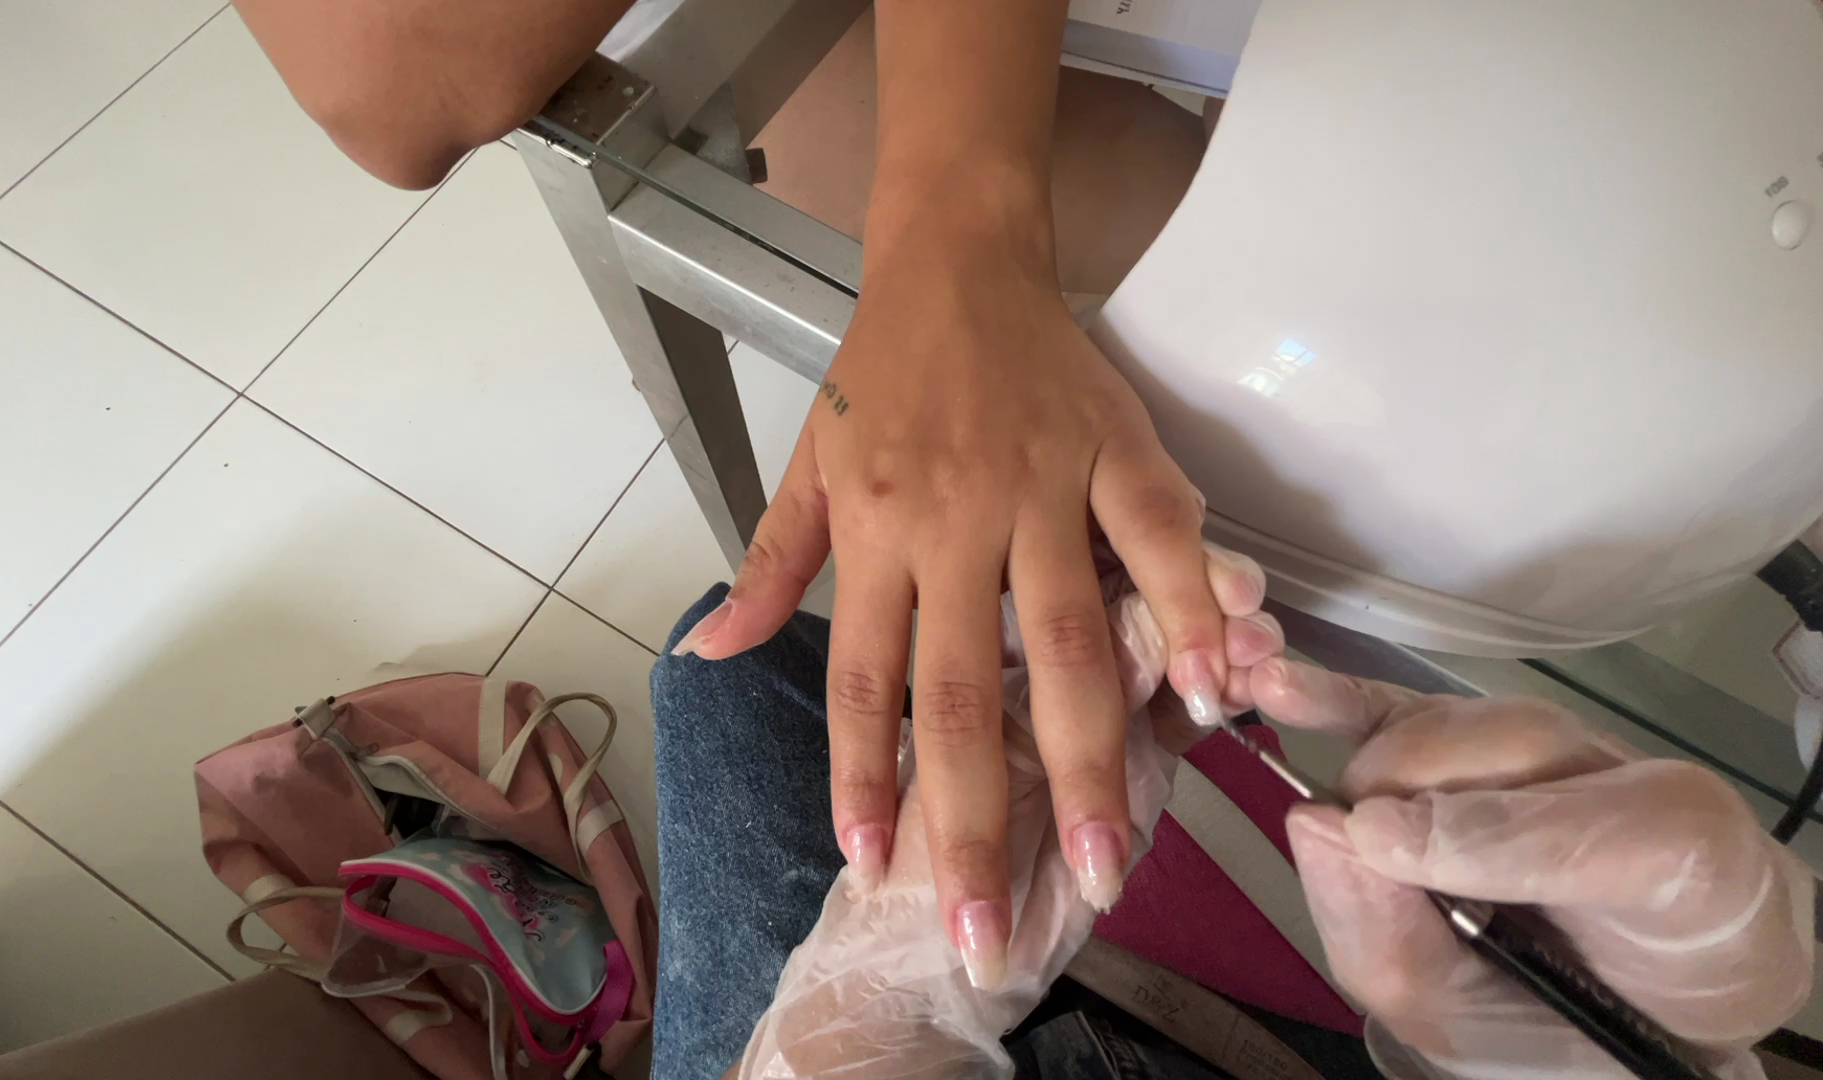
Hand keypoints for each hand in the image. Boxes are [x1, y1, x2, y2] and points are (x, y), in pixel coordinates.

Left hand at [673, 223, 1255, 984]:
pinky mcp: (1120, 451)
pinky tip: (1214, 703)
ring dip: (1091, 759)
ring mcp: (1047, 486)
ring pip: (1072, 638)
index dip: (865, 774)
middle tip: (989, 929)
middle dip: (976, 818)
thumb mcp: (806, 462)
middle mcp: (957, 519)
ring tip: (1103, 865)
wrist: (956, 265)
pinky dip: (1195, 621)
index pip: (865, 675)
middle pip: (968, 687)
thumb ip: (766, 563)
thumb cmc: (878, 372)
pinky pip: (1166, 546)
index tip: (873, 864)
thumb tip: (709, 652)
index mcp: (875, 525)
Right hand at [1252, 660, 1815, 1079]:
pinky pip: (1398, 697)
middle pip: (1515, 748)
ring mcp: (1553, 740)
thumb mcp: (1472, 1025)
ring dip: (1375, 770)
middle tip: (1370, 864)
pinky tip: (1279, 687)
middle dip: (1407, 798)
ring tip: (1357, 830)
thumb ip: (1396, 944)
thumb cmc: (1535, 1015)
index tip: (1377, 845)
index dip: (1493, 833)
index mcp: (1701, 889)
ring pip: (1451, 720)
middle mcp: (1636, 787)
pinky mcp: (1466, 721)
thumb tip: (1318, 825)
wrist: (1561, 986)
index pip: (1627, 834)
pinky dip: (1332, 695)